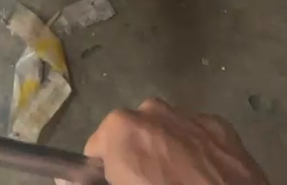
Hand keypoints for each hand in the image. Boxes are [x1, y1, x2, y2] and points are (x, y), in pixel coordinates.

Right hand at [85, 99, 268, 184]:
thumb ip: (87, 184)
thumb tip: (62, 178)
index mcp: (119, 128)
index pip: (97, 150)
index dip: (107, 175)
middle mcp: (150, 110)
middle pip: (134, 137)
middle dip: (140, 162)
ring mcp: (189, 116)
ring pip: (167, 133)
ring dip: (169, 155)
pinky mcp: (223, 128)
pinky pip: (199, 138)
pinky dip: (200, 155)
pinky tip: (209, 182)